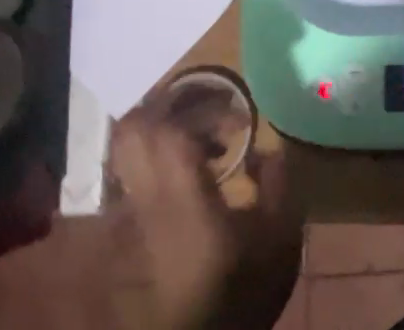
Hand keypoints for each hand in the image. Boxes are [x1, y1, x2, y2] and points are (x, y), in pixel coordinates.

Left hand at [110, 112, 300, 329]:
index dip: (201, 110)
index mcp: (182, 203)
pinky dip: (154, 155)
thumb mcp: (280, 241)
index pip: (167, 132)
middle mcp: (143, 203)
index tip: (238, 121)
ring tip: (203, 142)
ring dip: (160, 129)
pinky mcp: (122, 232)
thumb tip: (267, 147)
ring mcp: (126, 219)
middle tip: (212, 111)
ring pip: (124, 150)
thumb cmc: (242, 297)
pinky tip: (189, 171)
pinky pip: (128, 173)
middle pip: (131, 131)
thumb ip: (277, 184)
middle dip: (170, 107)